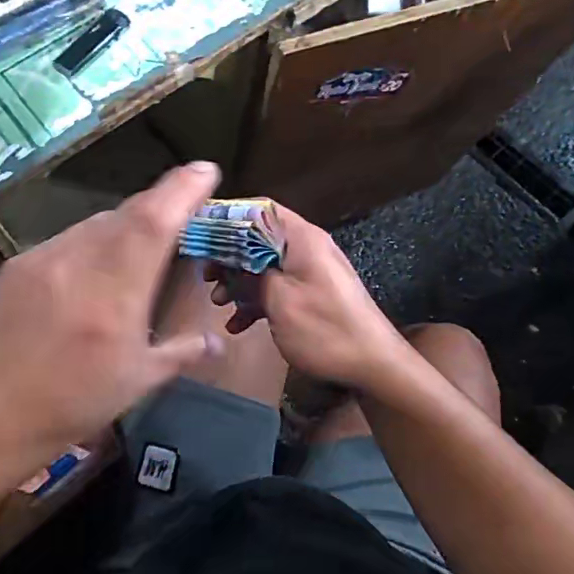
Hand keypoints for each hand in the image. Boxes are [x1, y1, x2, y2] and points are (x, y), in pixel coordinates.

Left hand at [0, 163, 226, 492]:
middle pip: (127, 213)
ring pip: (96, 224)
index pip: (153, 220)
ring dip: (126, 228)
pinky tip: (93, 276)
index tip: (206, 170)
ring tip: (139, 254)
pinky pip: (68, 240)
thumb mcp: (136, 383)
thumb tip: (217, 341)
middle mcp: (77, 262)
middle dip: (161, 207)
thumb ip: (181, 352)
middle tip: (183, 220)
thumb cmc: (67, 406)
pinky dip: (94, 244)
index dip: (182, 189)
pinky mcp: (17, 266)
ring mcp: (42, 259)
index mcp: (113, 292)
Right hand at [211, 205, 408, 388]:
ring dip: (239, 282)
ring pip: (264, 265)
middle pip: (258, 238)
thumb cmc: (326, 330)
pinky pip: (278, 287)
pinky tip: (238, 325)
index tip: (198, 234)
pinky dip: (257, 301)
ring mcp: (311, 271)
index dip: (225, 217)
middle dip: (228, 256)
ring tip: (218, 302)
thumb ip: (251, 274)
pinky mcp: (313, 294)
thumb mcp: (280, 301)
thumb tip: (229, 258)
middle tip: (205, 276)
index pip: (257, 209)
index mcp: (301, 238)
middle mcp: (306, 247)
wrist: (375, 365)